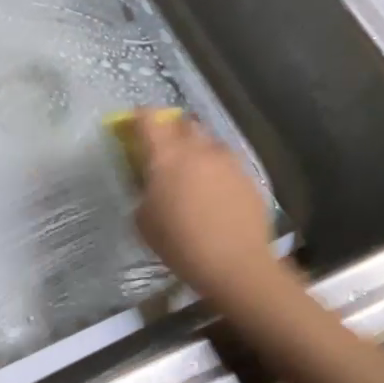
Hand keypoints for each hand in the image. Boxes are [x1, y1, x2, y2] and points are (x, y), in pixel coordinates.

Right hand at [132, 109, 281, 301]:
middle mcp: (198, 150)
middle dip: (172, 129)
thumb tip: (150, 182)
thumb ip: (143, 191)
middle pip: (183, 122)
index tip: (134, 125)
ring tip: (194, 172)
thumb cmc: (180, 243)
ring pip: (209, 142)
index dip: (139, 117)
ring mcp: (227, 162)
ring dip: (198, 149)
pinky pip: (228, 163)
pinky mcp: (249, 177)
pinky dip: (217, 170)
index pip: (148, 118)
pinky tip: (216, 194)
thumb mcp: (144, 219)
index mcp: (166, 156)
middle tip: (165, 150)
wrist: (236, 266)